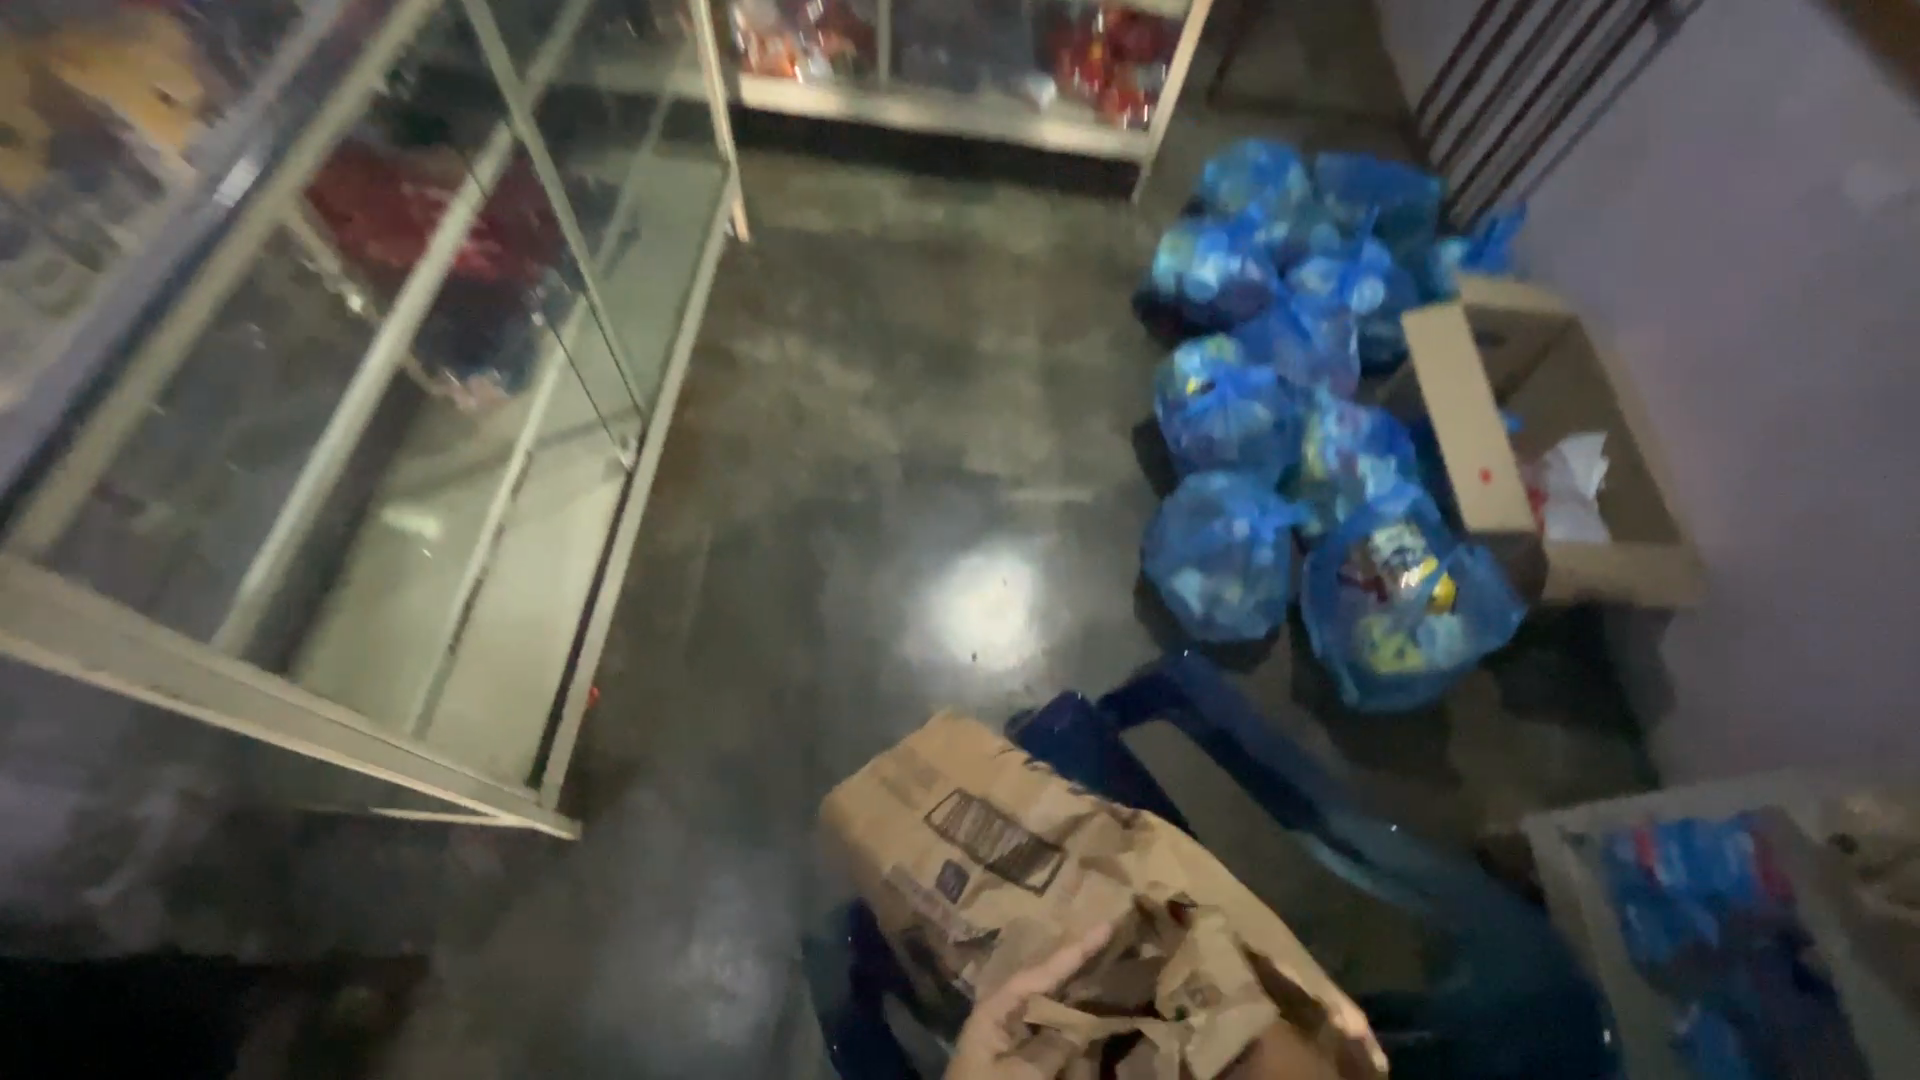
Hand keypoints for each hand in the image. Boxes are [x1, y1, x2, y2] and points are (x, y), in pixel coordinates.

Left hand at [944, 922, 1114, 1078]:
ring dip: (1078, 993)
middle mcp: (1004, 1014)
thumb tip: (1083, 1023)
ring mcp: (1011, 1038)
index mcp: (997, 1008)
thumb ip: (1052, 1048)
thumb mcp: (1019, 1077)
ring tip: (1108, 965)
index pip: (1042, 972)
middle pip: (1047, 982)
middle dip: (1077, 963)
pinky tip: (1090, 1018)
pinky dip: (1071, 1027)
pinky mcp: (1020, 1061)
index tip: (1105, 926)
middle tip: (1109, 936)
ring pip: (1052, 1007)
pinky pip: (1051, 1036)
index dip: (1076, 951)